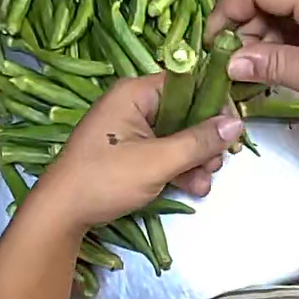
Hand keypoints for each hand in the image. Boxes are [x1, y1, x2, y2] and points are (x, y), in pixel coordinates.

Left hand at [22, 75, 239, 230]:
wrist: (62, 214)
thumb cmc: (104, 179)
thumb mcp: (158, 161)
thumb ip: (198, 142)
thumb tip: (236, 124)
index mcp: (135, 93)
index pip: (187, 83)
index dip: (213, 103)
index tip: (231, 128)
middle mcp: (136, 105)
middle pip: (187, 111)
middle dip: (206, 140)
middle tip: (216, 164)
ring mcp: (133, 129)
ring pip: (181, 136)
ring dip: (197, 159)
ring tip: (202, 183)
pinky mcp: (133, 151)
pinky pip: (167, 152)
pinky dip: (182, 168)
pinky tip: (193, 187)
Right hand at [207, 0, 298, 130]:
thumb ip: (274, 65)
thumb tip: (230, 62)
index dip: (228, 13)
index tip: (213, 45)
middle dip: (249, 29)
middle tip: (241, 69)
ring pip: (289, 7)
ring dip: (270, 37)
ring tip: (265, 73)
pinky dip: (292, 37)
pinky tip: (288, 64)